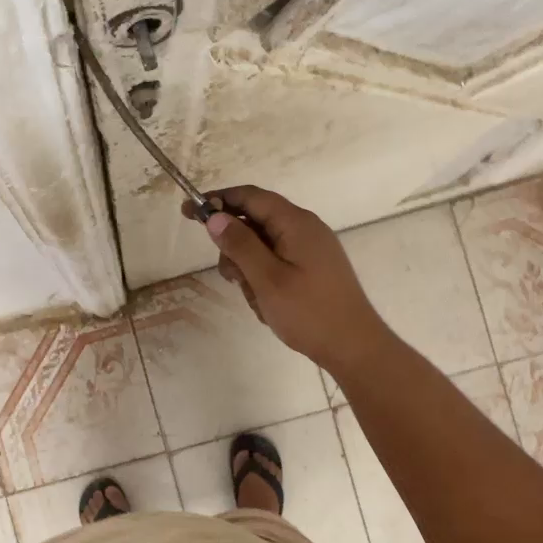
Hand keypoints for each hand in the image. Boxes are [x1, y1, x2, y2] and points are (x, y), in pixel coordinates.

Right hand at [189, 186, 395, 373]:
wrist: (353, 346)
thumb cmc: (309, 312)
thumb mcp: (267, 279)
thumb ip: (240, 245)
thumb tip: (215, 217)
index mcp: (296, 223)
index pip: (250, 197)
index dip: (217, 200)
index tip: (188, 212)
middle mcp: (304, 229)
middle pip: (255, 223)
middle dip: (235, 249)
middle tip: (233, 280)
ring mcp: (310, 250)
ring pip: (263, 248)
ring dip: (250, 272)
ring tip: (258, 301)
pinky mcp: (312, 269)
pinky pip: (276, 265)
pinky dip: (265, 281)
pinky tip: (269, 307)